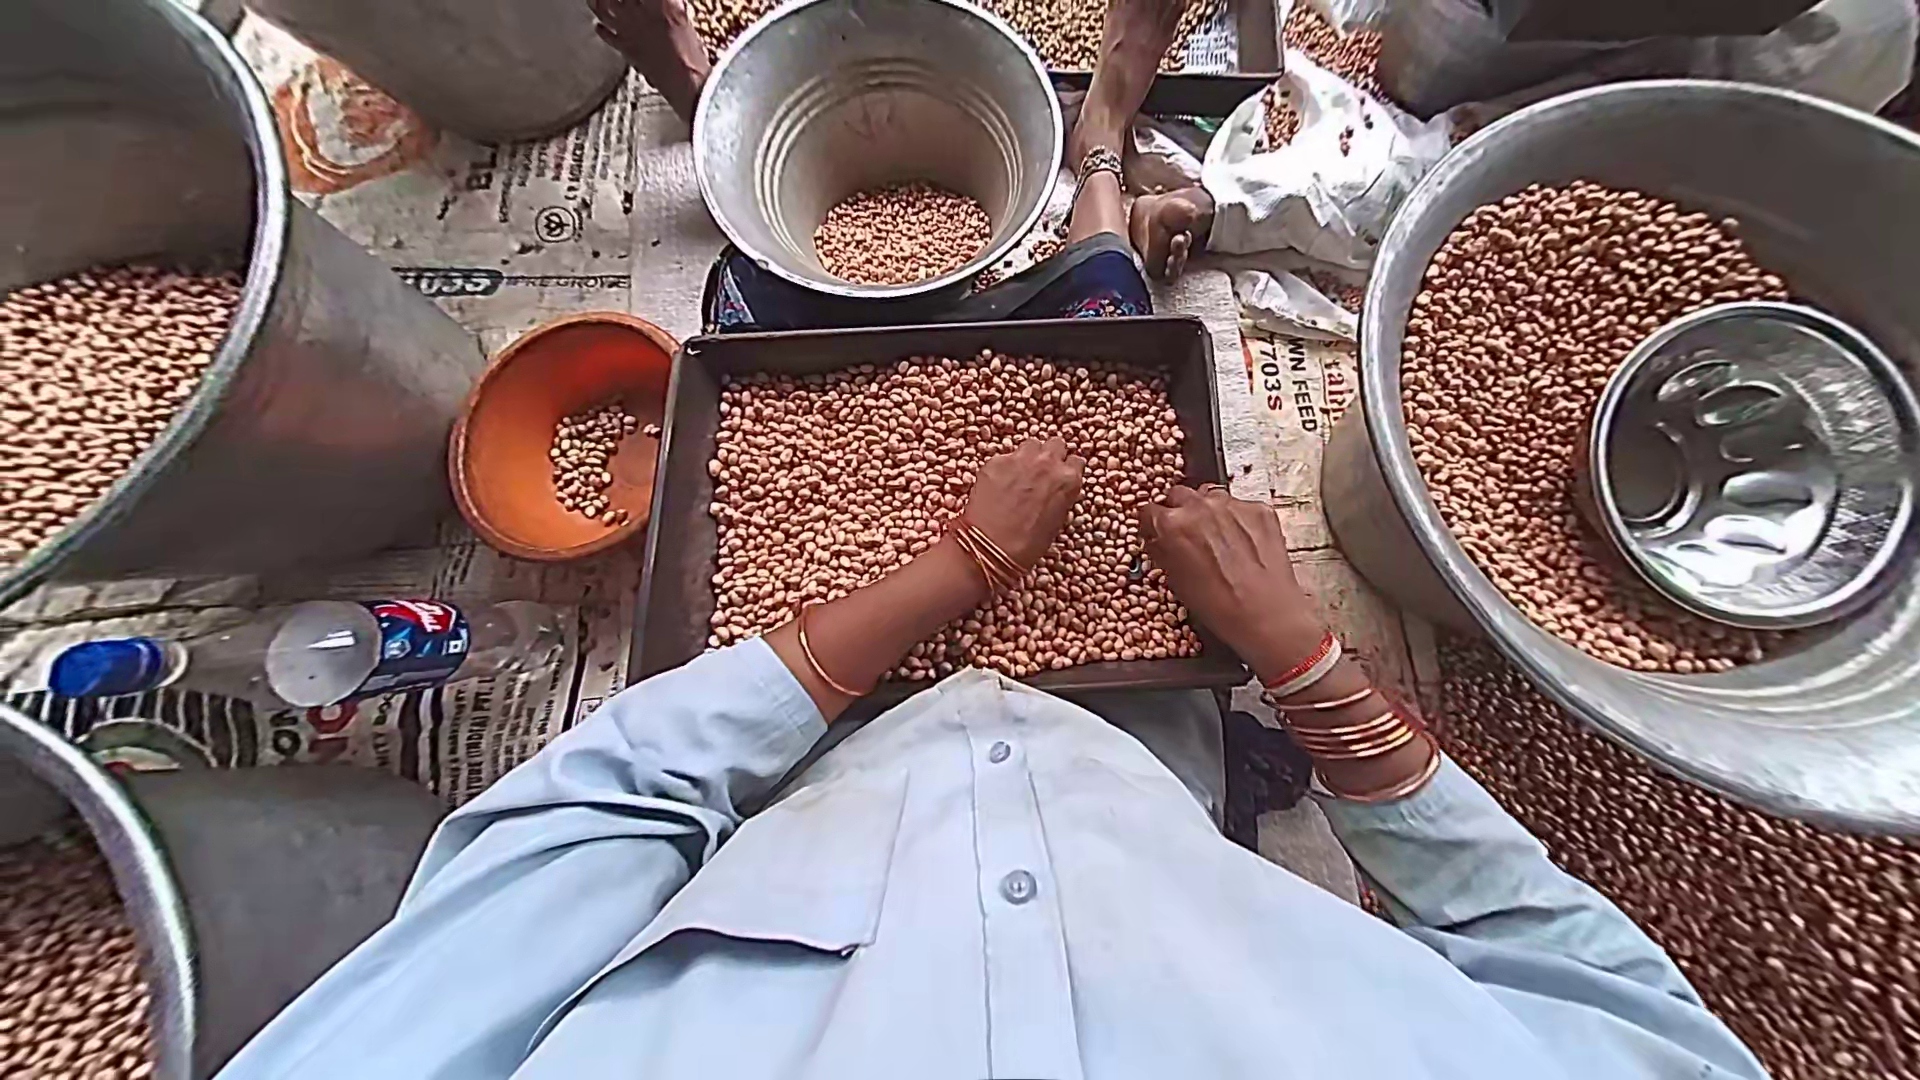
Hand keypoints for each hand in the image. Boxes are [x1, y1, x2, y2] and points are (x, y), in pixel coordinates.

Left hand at [963, 438, 1085, 566]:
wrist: (990, 548)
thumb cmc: (1026, 544)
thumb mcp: (1055, 522)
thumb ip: (1060, 496)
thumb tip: (1056, 490)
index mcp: (1068, 480)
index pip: (1075, 461)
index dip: (1067, 469)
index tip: (1060, 476)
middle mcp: (1047, 463)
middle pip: (1055, 444)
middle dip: (1050, 455)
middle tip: (1040, 471)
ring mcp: (1020, 459)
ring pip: (1030, 445)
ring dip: (1028, 456)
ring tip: (1019, 474)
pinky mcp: (995, 461)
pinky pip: (1004, 457)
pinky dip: (1003, 467)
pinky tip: (998, 484)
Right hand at [1140, 485, 1325, 678]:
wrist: (1265, 614)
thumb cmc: (1219, 604)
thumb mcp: (1174, 579)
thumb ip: (1161, 549)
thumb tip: (1157, 538)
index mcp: (1171, 524)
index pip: (1148, 510)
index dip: (1151, 523)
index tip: (1155, 529)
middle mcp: (1199, 507)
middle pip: (1178, 495)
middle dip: (1177, 511)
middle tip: (1185, 532)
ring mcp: (1231, 506)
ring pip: (1209, 496)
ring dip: (1206, 511)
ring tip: (1215, 537)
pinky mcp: (1258, 510)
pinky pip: (1239, 506)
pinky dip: (1236, 519)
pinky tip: (1239, 542)